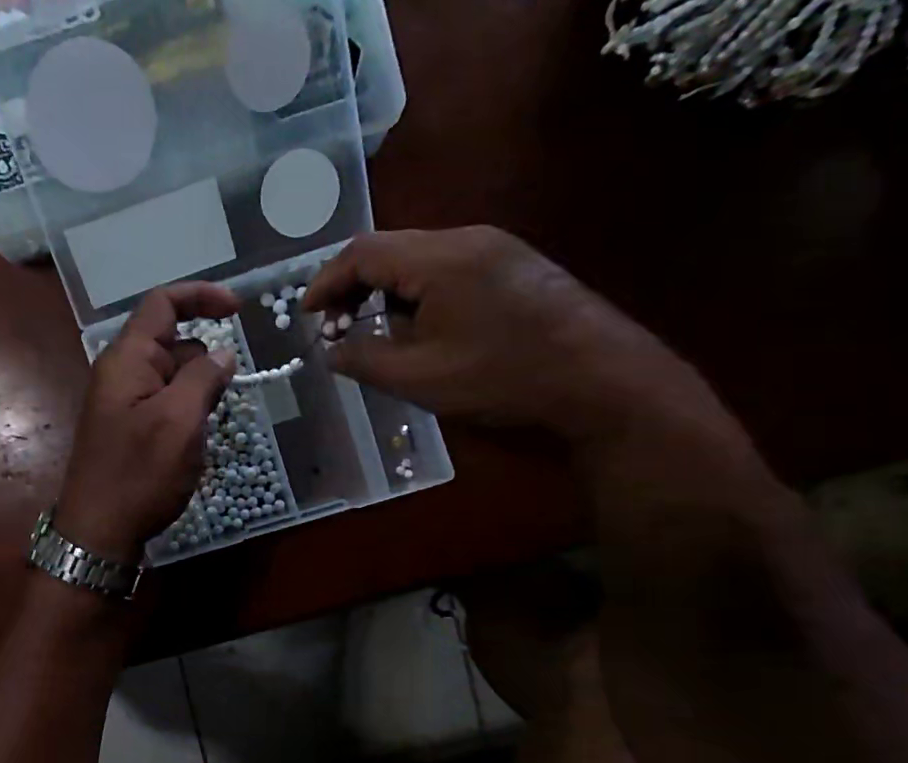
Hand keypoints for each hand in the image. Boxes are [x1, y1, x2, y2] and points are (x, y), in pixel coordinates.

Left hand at [53, 283, 240, 563]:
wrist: (98, 531)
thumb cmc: (139, 474)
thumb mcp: (180, 421)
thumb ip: (203, 378)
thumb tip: (222, 354)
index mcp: (126, 359)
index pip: (162, 304)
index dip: (201, 297)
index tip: (239, 311)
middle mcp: (120, 374)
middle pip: (172, 343)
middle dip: (203, 364)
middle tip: (214, 405)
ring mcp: (122, 403)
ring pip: (173, 378)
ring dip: (197, 395)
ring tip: (198, 435)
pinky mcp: (128, 429)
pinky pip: (164, 406)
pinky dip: (185, 416)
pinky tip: (188, 448)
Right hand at [303, 227, 733, 446]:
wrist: (602, 379)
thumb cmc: (502, 377)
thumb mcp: (418, 377)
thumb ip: (363, 359)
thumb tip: (330, 351)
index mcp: (440, 258)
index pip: (363, 253)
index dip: (325, 282)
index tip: (305, 316)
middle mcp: (467, 239)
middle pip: (389, 249)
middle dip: (351, 287)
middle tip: (333, 328)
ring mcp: (496, 249)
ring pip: (417, 258)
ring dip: (383, 291)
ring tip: (369, 332)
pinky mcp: (513, 267)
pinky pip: (446, 268)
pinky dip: (414, 293)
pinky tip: (415, 328)